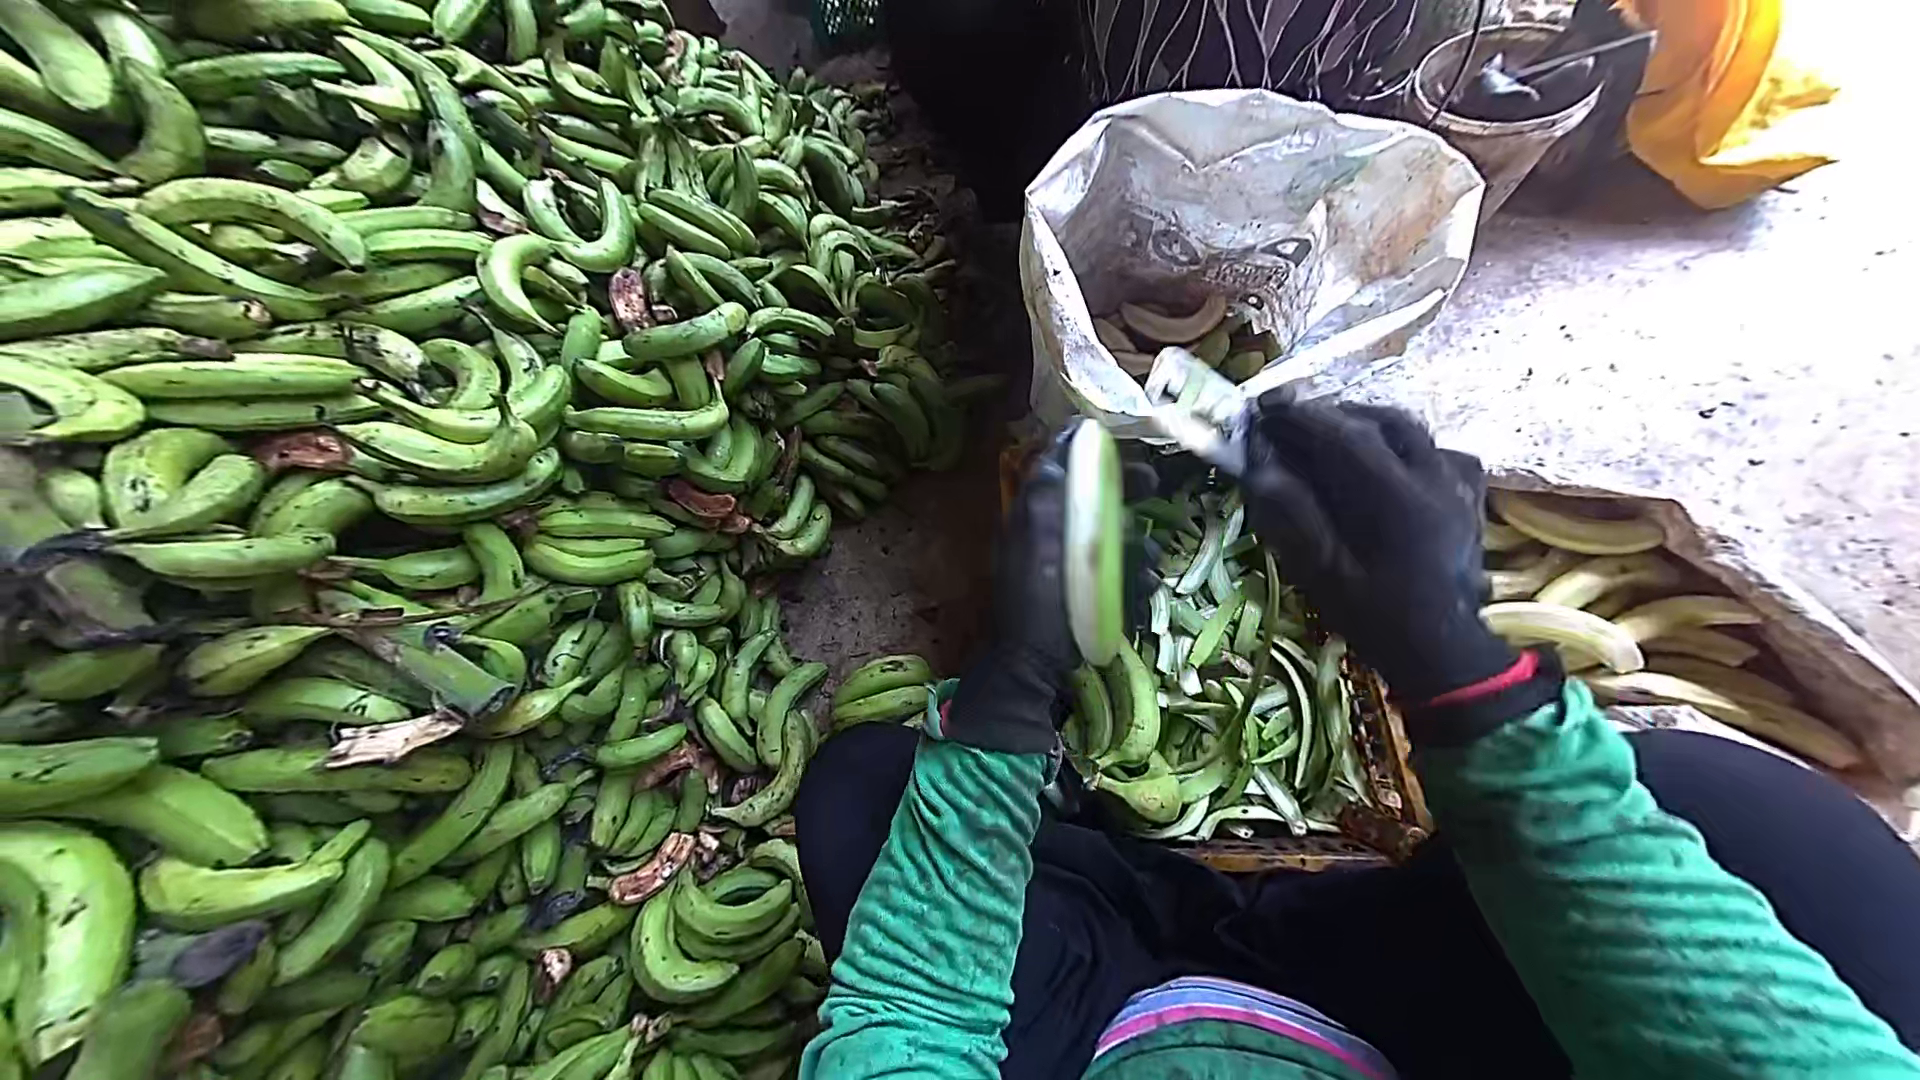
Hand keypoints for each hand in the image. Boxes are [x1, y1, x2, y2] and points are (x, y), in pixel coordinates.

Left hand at [944, 428, 1154, 753]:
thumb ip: (1047, 492)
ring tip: (1150, 556)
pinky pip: (1116, 566)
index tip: (1120, 441)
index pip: (1059, 465)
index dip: (1088, 449)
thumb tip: (1061, 446)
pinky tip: (1144, 582)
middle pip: (1092, 494)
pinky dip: (1133, 571)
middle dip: (1124, 488)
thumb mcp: (1037, 538)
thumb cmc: (1036, 599)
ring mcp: (1068, 559)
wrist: (1033, 660)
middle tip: (1152, 483)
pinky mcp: (1084, 585)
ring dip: (1136, 539)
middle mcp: (1050, 530)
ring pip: (1112, 531)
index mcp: (1033, 514)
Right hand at [1240, 397, 1512, 703]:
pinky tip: (1378, 459)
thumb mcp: (1319, 570)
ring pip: (1409, 430)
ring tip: (1325, 433)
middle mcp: (1434, 478)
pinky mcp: (1468, 494)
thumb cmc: (1373, 613)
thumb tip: (1261, 466)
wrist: (1440, 649)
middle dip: (1329, 414)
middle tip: (1288, 420)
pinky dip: (1396, 443)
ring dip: (1362, 422)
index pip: (1344, 436)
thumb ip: (1292, 513)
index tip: (1264, 408)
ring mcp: (1458, 483)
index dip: (1300, 417)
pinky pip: (1432, 449)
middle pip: (1379, 421)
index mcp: (1396, 499)